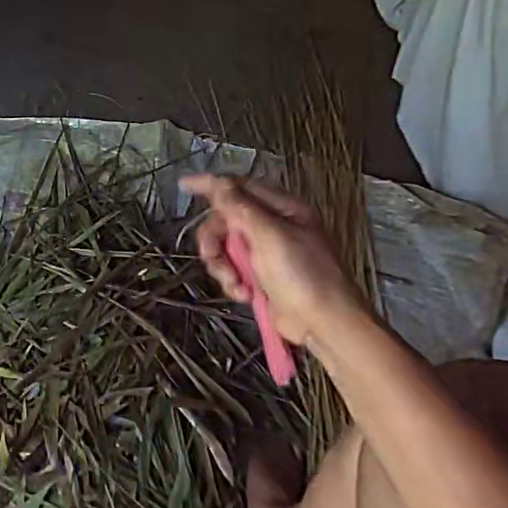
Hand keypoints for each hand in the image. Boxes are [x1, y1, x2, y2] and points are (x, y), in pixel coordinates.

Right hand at [181, 173, 360, 346]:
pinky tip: (244, 294)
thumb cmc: (305, 276)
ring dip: (222, 266)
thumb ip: (240, 207)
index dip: (210, 185)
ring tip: (236, 285)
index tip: (184, 186)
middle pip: (225, 220)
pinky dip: (232, 281)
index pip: (238, 187)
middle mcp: (273, 226)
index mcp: (282, 208)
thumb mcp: (270, 236)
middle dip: (215, 241)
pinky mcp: (260, 275)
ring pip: (224, 247)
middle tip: (214, 257)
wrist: (324, 325)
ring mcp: (266, 252)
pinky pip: (232, 268)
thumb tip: (218, 182)